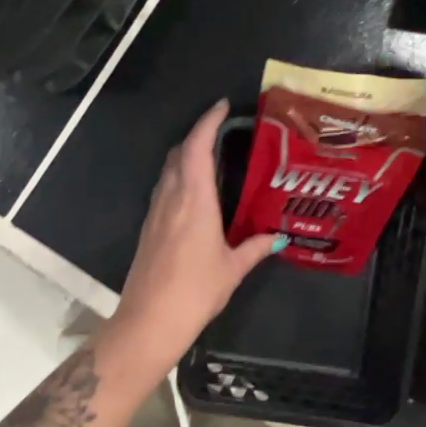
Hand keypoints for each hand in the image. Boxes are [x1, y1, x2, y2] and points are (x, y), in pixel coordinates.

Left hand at [102, 101, 283, 373]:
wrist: (150, 320)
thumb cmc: (195, 291)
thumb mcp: (232, 269)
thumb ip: (255, 248)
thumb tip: (277, 237)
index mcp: (194, 199)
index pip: (197, 146)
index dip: (208, 122)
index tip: (221, 106)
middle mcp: (171, 197)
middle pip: (180, 153)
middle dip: (197, 137)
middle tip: (221, 133)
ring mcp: (155, 212)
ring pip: (168, 171)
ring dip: (186, 157)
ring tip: (210, 158)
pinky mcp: (148, 228)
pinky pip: (163, 190)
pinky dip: (178, 179)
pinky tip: (193, 194)